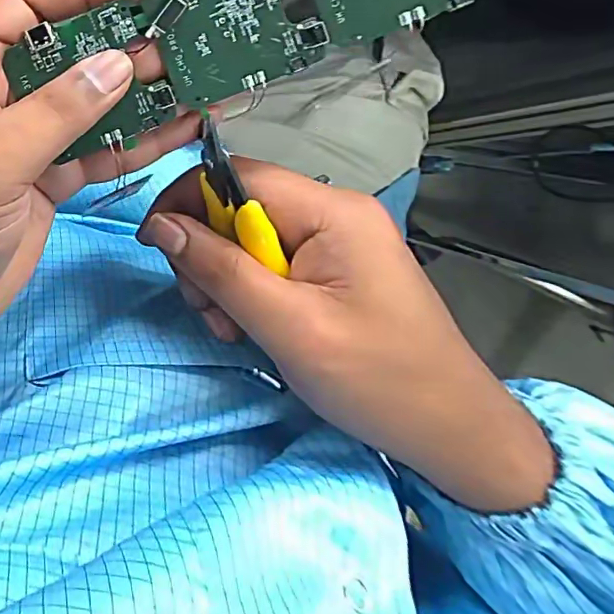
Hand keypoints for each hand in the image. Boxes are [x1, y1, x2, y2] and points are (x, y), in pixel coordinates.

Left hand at [0, 0, 201, 353]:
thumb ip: (56, 111)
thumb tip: (116, 63)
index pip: (23, 8)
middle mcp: (0, 97)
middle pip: (66, 52)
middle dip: (120, 41)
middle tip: (180, 34)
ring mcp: (28, 137)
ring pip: (90, 101)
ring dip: (140, 91)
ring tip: (196, 76)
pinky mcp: (49, 176)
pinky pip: (98, 148)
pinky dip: (138, 139)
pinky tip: (180, 126)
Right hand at [138, 158, 554, 512]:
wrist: (457, 438)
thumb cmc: (379, 381)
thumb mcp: (288, 326)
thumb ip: (219, 269)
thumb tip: (159, 225)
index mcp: (330, 211)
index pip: (235, 175)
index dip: (185, 200)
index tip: (155, 245)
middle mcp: (330, 211)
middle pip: (234, 205)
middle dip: (204, 253)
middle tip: (207, 308)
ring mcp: (331, 239)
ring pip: (241, 235)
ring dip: (220, 277)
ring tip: (231, 326)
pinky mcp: (328, 265)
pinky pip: (264, 260)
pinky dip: (243, 289)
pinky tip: (248, 325)